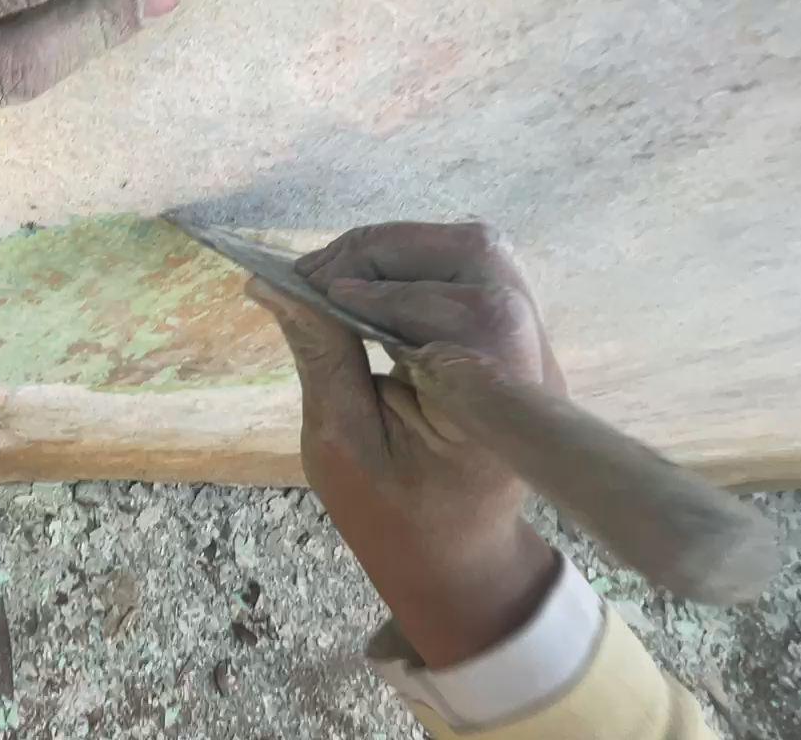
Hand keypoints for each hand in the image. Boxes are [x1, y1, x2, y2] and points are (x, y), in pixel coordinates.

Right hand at [249, 222, 564, 666]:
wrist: (453, 551)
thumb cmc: (391, 514)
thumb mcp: (339, 444)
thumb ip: (319, 357)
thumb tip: (274, 286)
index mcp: (493, 405)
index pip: (471, 310)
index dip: (394, 291)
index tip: (323, 296)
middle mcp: (527, 363)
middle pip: (476, 256)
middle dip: (383, 252)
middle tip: (312, 276)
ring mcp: (524, 344)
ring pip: (471, 251)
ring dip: (391, 250)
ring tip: (327, 275)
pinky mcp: (502, 335)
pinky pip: (459, 270)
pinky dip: (400, 263)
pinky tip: (354, 285)